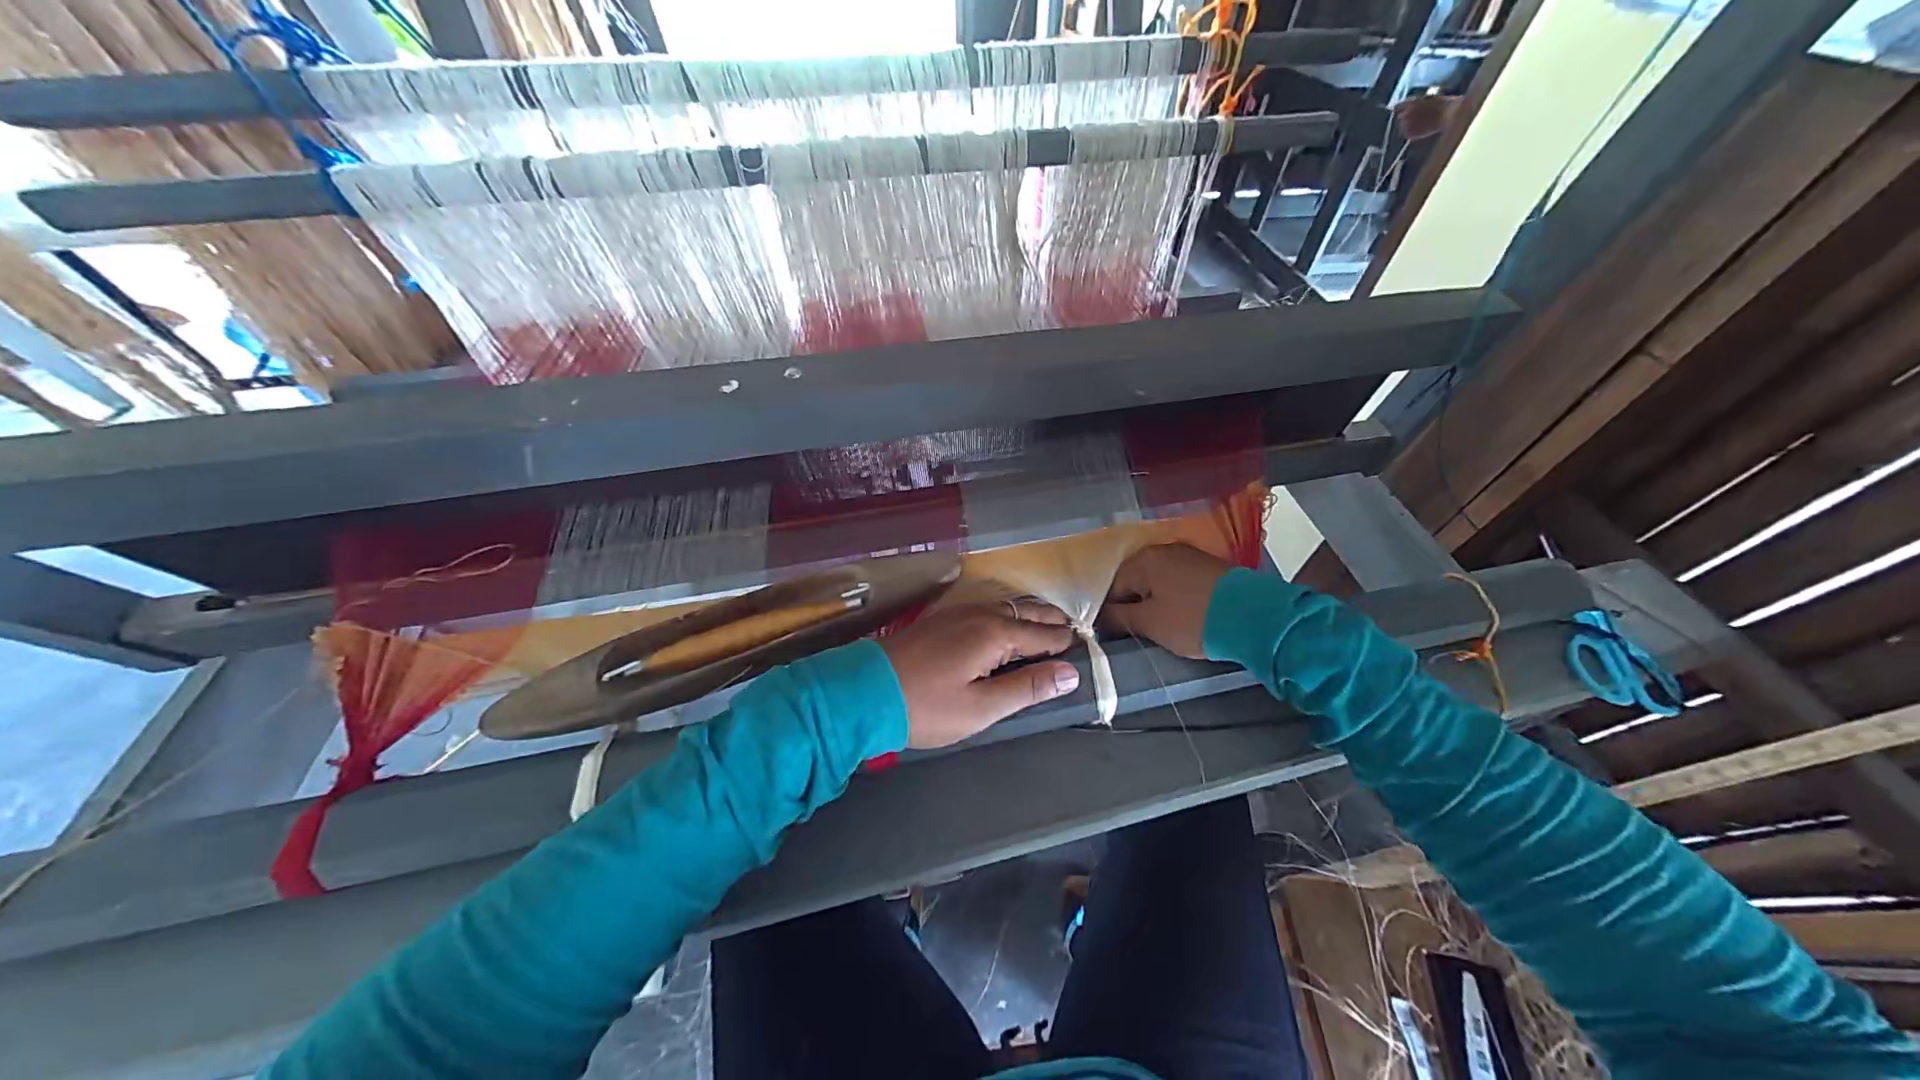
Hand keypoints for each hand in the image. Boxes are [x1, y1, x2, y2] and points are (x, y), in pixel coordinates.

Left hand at [880, 601, 1079, 747]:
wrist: (863, 691)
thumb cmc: (926, 707)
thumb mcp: (981, 707)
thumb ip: (1028, 688)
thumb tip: (1070, 673)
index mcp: (995, 634)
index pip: (1044, 635)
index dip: (1066, 643)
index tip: (1087, 647)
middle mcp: (980, 614)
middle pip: (1027, 612)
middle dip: (1052, 621)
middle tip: (1074, 632)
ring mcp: (958, 612)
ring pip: (1006, 607)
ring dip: (1030, 615)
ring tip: (1046, 628)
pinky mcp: (941, 619)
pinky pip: (986, 608)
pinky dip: (1007, 615)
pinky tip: (1004, 627)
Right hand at [1102, 543, 1231, 658]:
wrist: (1254, 616)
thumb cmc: (1192, 620)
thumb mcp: (1149, 623)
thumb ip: (1118, 618)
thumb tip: (1099, 617)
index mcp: (1142, 560)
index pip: (1112, 588)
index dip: (1110, 613)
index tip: (1117, 635)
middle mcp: (1162, 550)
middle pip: (1135, 581)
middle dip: (1133, 605)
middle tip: (1140, 633)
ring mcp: (1188, 556)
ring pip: (1158, 581)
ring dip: (1155, 602)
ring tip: (1162, 627)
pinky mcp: (1209, 567)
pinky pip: (1178, 581)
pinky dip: (1175, 597)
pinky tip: (1182, 615)